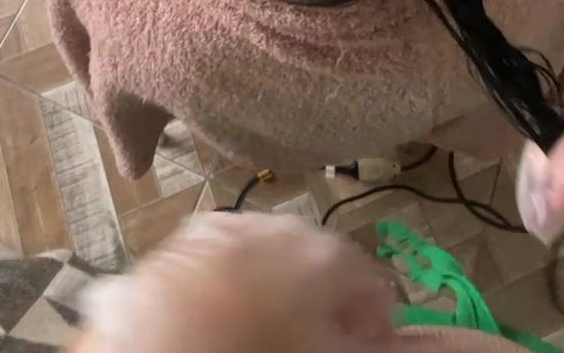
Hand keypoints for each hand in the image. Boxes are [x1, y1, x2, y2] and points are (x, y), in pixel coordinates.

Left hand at [68, 212, 398, 352]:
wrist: (156, 348)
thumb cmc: (257, 351)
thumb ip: (370, 343)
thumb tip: (406, 344)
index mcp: (322, 251)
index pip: (370, 280)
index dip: (373, 320)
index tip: (365, 343)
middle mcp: (279, 224)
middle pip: (320, 259)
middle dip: (325, 299)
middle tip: (316, 339)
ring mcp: (230, 224)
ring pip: (272, 253)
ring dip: (281, 285)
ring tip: (267, 330)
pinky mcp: (188, 236)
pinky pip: (227, 254)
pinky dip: (236, 278)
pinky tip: (223, 315)